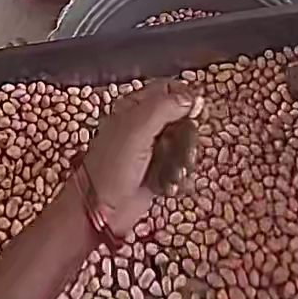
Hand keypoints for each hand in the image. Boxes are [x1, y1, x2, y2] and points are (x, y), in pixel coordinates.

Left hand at [81, 79, 201, 230]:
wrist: (101, 209)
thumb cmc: (115, 164)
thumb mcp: (137, 128)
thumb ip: (164, 107)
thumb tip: (193, 98)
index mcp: (135, 107)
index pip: (167, 89)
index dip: (184, 96)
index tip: (196, 109)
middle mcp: (145, 125)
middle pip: (181, 118)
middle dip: (187, 135)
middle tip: (184, 147)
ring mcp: (152, 150)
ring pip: (184, 144)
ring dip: (184, 159)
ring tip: (175, 171)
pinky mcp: (159, 173)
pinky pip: (181, 168)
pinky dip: (179, 177)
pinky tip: (171, 185)